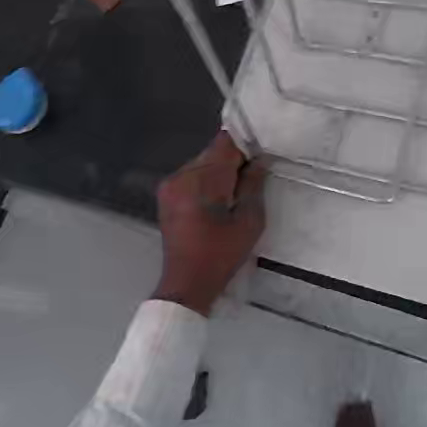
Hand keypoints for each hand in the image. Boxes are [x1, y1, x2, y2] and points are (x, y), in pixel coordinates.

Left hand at [152, 131, 266, 315]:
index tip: (260, 155)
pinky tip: (217, 199)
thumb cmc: (221, 255)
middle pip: (212, 152)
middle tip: (252, 178)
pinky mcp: (166, 194)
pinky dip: (206, 181)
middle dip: (233, 160)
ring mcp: (170, 184)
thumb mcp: (249, 222)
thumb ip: (254, 186)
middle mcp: (182, 175)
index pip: (225, 144)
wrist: (186, 283)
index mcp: (202, 180)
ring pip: (202, 162)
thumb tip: (259, 161)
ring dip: (219, 171)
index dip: (245, 145)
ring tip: (235, 192)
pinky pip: (191, 175)